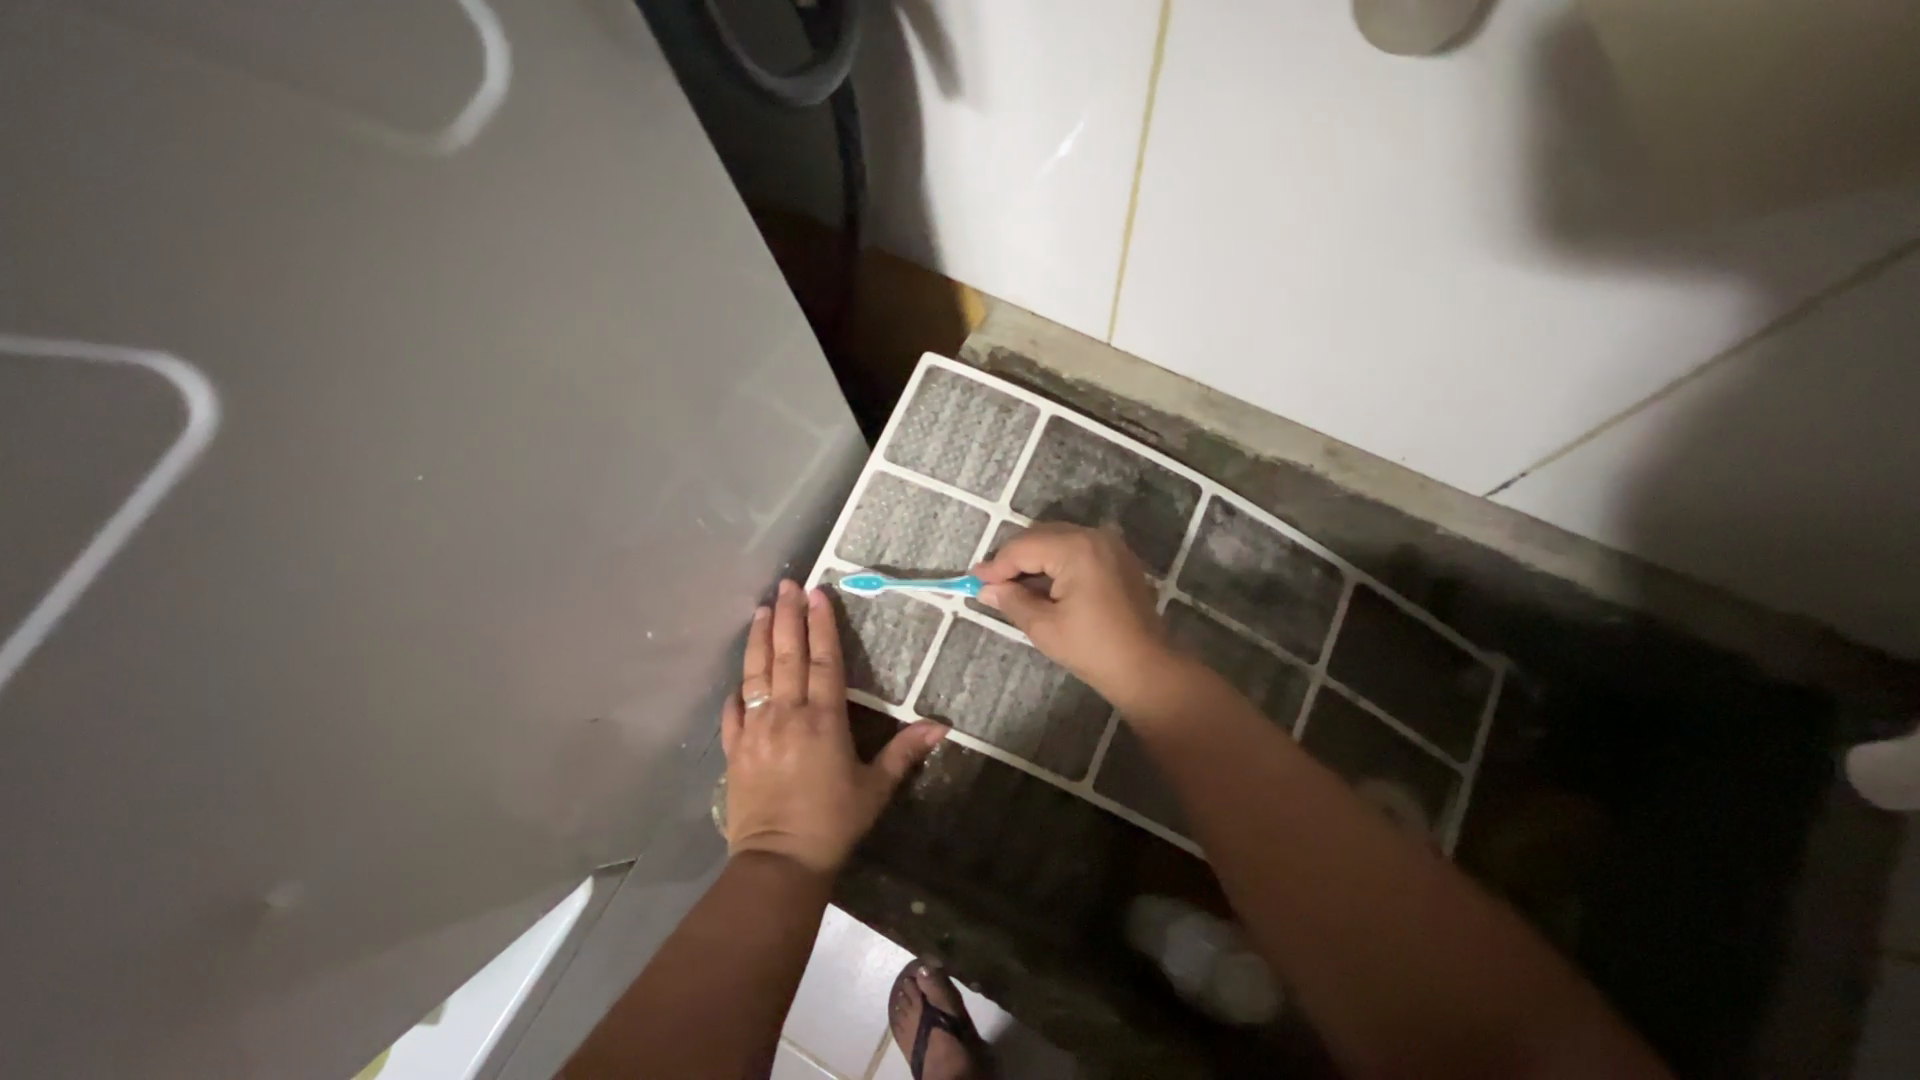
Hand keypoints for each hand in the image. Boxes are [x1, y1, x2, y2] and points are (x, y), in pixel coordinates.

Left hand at [721, 580, 946, 874]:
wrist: (780, 861)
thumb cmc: (833, 823)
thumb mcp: (875, 788)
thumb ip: (904, 752)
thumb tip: (942, 726)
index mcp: (823, 719)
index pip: (823, 660)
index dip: (821, 624)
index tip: (817, 593)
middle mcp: (787, 715)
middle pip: (787, 656)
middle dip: (788, 617)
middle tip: (786, 584)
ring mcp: (756, 730)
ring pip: (757, 674)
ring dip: (759, 640)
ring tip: (762, 609)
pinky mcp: (735, 750)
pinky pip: (733, 712)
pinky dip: (736, 691)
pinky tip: (737, 678)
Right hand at [972, 523, 1171, 704]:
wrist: (1144, 667)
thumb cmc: (1092, 648)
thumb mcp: (1043, 626)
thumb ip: (1012, 600)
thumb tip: (986, 589)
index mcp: (1076, 549)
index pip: (1023, 547)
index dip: (996, 565)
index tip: (974, 580)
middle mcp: (1094, 537)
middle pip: (1041, 536)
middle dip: (1014, 558)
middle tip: (991, 582)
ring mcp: (1110, 545)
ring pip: (1058, 540)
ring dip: (1034, 559)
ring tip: (1012, 584)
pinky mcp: (1118, 559)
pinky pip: (1078, 549)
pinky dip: (1056, 561)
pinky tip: (1042, 584)